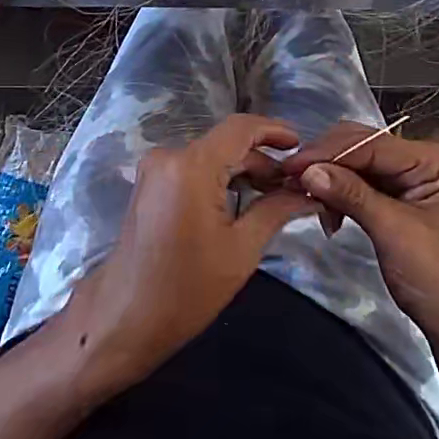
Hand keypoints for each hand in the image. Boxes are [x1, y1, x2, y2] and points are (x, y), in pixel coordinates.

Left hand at [55, 115, 320, 389]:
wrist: (130, 310)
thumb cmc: (189, 285)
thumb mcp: (242, 248)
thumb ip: (275, 210)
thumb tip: (308, 192)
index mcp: (191, 165)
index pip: (239, 128)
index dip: (273, 130)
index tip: (302, 144)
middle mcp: (169, 156)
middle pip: (225, 144)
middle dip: (263, 161)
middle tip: (298, 187)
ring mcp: (155, 168)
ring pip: (209, 157)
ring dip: (242, 171)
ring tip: (277, 198)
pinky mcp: (150, 182)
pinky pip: (191, 169)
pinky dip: (219, 179)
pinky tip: (245, 201)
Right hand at [280, 123, 438, 350]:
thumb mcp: (395, 233)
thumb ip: (350, 194)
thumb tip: (305, 169)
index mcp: (433, 161)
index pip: (368, 143)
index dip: (325, 153)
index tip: (287, 169)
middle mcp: (422, 162)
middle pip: (359, 146)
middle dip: (324, 162)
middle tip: (289, 182)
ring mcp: (410, 180)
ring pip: (353, 164)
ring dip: (327, 178)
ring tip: (304, 199)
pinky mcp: (397, 200)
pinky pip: (357, 183)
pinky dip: (337, 193)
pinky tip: (326, 213)